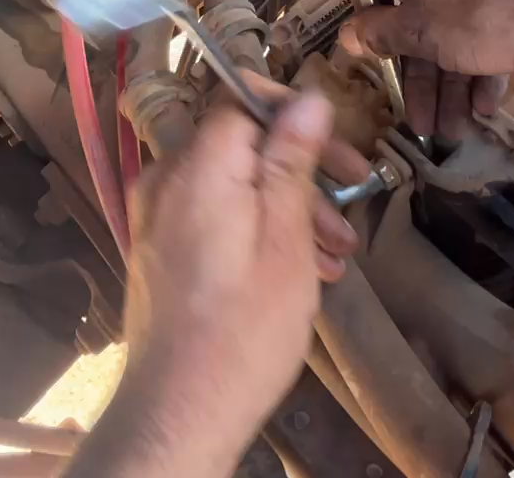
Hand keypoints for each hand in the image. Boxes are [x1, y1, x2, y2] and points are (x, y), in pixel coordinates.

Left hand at [73, 88, 354, 477]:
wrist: (176, 419)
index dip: (291, 106)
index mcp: (198, 167)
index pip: (240, 95)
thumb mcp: (286, 237)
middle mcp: (168, 179)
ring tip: (337, 248)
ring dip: (289, 200)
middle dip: (303, 162)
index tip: (333, 140)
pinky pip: (215, 209)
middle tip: (355, 190)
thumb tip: (310, 97)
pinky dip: (258, 222)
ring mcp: (158, 214)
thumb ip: (292, 159)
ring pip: (234, 178)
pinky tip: (301, 263)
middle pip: (243, 139)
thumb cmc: (244, 329)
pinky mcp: (161, 246)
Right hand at [338, 0, 513, 137]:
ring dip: (451, 83)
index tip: (375, 68)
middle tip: (423, 124)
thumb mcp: (418, 31)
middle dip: (419, 78)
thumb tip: (345, 33)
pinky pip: (488, 28)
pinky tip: (488, 105)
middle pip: (415, 21)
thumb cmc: (474, 8)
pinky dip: (484, 65)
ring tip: (457, 131)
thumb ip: (379, 35)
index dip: (369, 31)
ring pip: (453, 31)